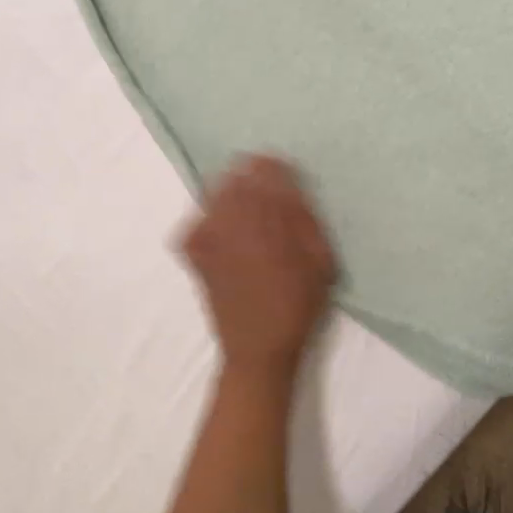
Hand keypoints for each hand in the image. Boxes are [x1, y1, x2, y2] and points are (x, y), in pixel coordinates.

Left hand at [181, 156, 336, 383]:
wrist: (259, 350)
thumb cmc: (299, 304)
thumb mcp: (320, 260)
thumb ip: (306, 221)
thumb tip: (292, 189)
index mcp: (273, 225)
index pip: (268, 178)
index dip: (272, 165)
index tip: (280, 162)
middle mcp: (238, 228)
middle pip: (237, 182)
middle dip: (248, 172)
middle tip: (260, 171)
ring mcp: (212, 244)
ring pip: (214, 198)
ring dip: (227, 189)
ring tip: (240, 192)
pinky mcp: (197, 260)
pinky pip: (192, 227)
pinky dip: (203, 217)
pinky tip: (215, 221)